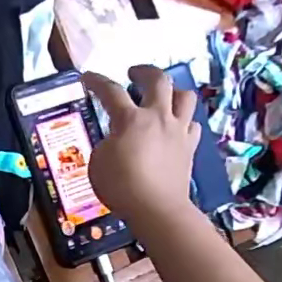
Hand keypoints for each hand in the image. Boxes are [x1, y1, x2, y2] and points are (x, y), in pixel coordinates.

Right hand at [84, 66, 201, 228]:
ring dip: (173, 91)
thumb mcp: (98, 163)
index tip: (88, 77)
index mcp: (131, 120)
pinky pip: (192, 125)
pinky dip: (184, 122)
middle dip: (144, 72)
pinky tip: (176, 127)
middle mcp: (158, 117)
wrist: (157, 209)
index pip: (111, 92)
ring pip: (185, 97)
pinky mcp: (190, 148)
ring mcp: (178, 131)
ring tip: (163, 97)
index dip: (97, 81)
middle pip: (158, 80)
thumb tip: (117, 138)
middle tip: (133, 74)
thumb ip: (107, 143)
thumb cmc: (122, 187)